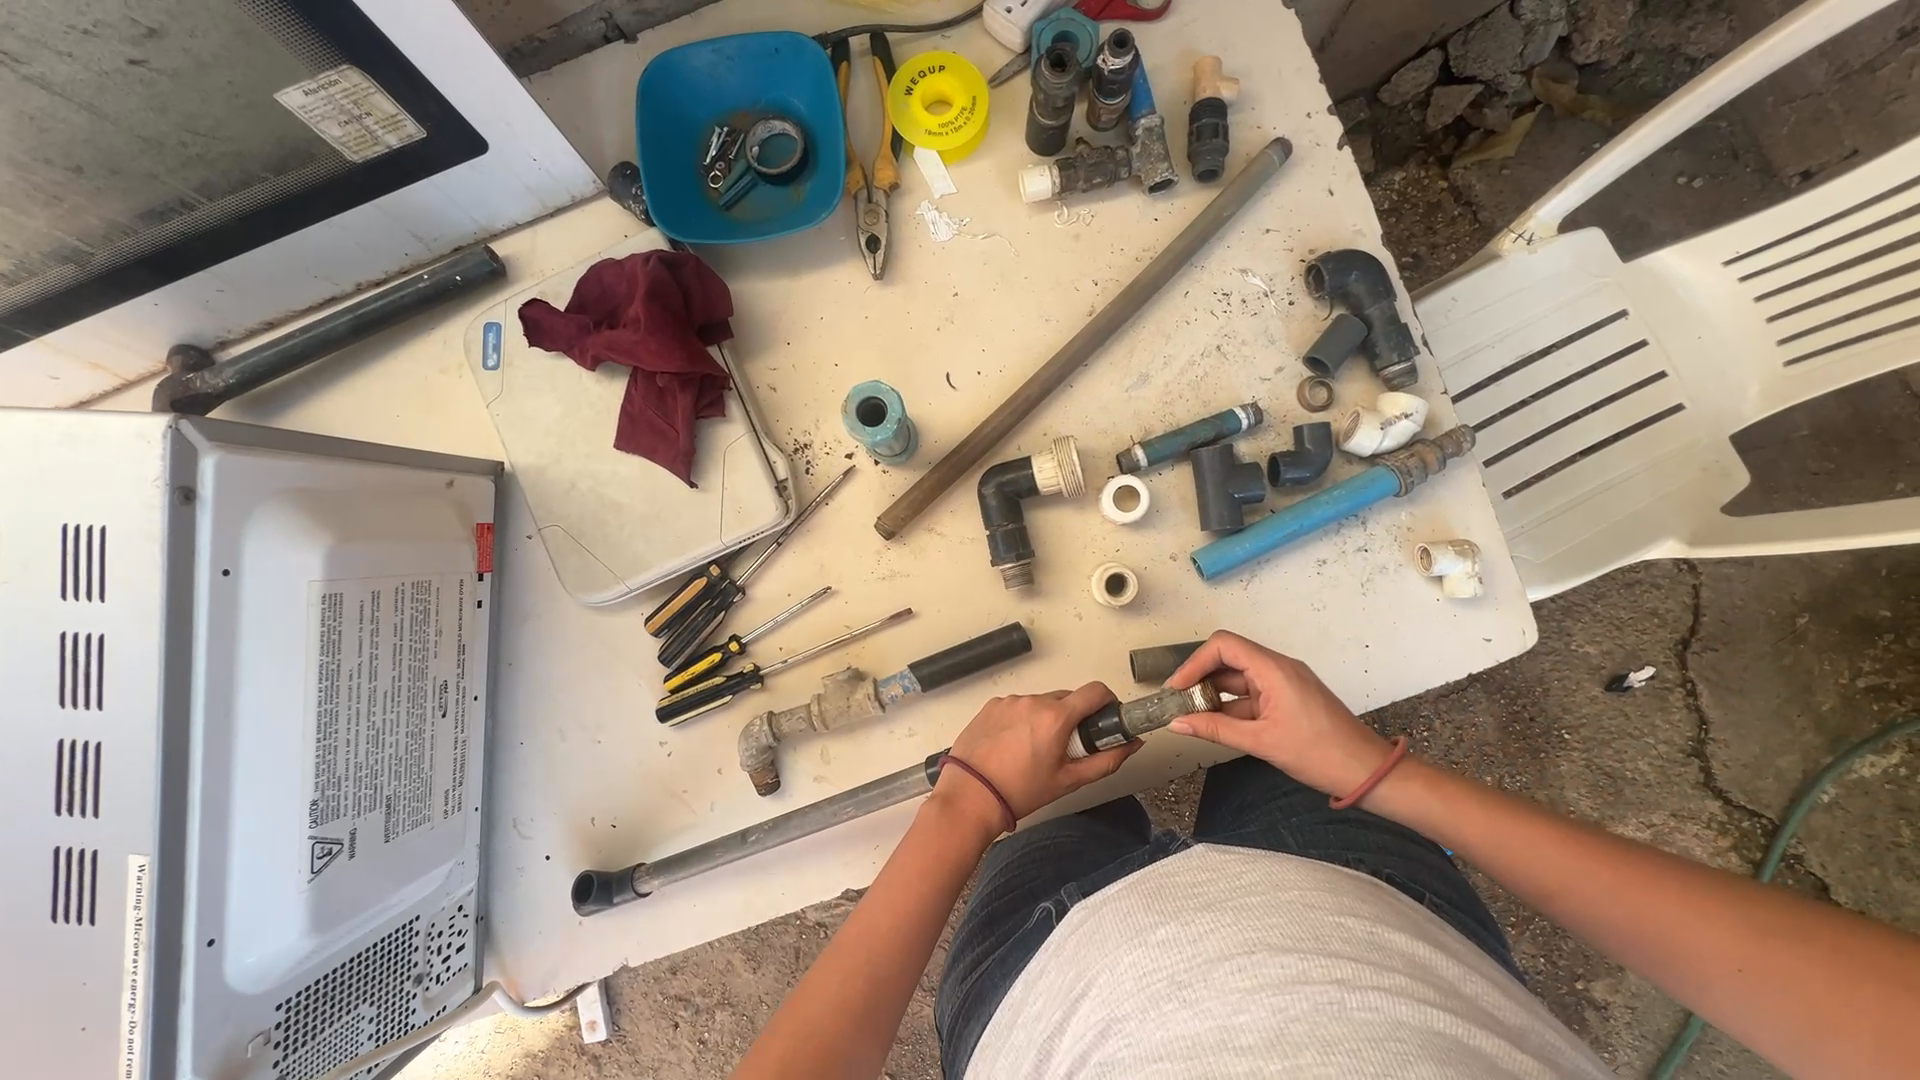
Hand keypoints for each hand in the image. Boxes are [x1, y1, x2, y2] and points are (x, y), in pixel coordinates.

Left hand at [931, 683, 1139, 836]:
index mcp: (1056, 717)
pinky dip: (1022, 720)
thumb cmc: (1019, 791)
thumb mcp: (1069, 780)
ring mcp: (1009, 702)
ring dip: (1046, 719)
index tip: (1107, 717)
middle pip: (1067, 698)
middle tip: (1068, 746)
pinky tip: (1014, 746)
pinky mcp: (990, 706)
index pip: (1095, 691)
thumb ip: (1107, 760)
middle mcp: (1032, 701)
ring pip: (1040, 703)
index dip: (1107, 702)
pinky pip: (1016, 707)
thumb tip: (1131, 744)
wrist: (971, 796)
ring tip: (1035, 751)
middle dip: (1074, 717)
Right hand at [1165, 630, 1391, 797]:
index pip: (1223, 645)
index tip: (1177, 688)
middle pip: (1228, 658)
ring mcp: (1284, 682)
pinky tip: (1215, 724)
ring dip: (1213, 693)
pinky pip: (1251, 693)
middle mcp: (1278, 668)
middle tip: (1179, 702)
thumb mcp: (1260, 742)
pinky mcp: (1288, 697)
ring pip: (1238, 677)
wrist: (1367, 772)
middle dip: (1200, 677)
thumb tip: (1178, 723)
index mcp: (1274, 669)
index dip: (1194, 663)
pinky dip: (1231, 706)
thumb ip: (1215, 729)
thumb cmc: (1320, 754)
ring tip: (1191, 716)